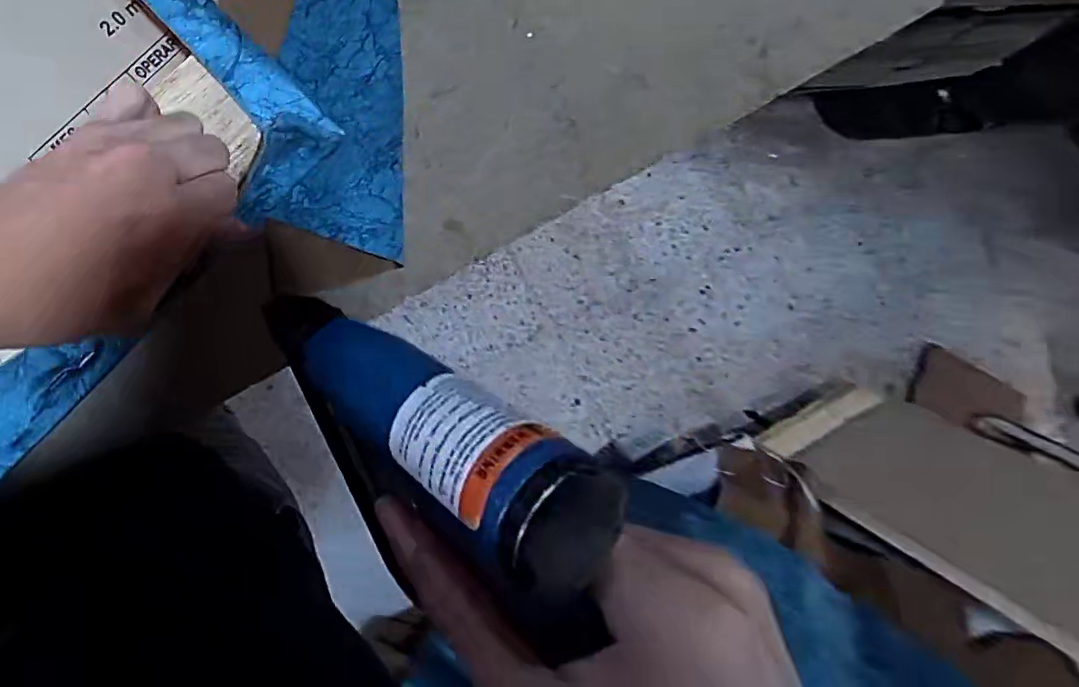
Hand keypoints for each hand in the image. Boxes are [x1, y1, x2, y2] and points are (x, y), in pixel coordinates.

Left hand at [0, 81, 243, 350]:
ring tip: (148, 180)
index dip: (214, 217)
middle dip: (204, 180)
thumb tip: (229, 230)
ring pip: (181, 122)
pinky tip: (123, 148)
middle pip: (213, 147)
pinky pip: (133, 98)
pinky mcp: (84, 127)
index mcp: (168, 211)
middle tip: (173, 210)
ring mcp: (115, 137)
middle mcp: (150, 161)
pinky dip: (141, 118)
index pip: (228, 190)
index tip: (190, 235)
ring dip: (178, 150)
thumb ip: (185, 260)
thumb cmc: (58, 303)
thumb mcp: (134, 305)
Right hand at [377, 498, 800, 686]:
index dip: (491, 522)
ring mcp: (743, 591)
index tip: (456, 540)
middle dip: (531, 551)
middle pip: (579, 523)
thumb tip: (390, 510)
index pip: (546, 512)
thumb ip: (454, 598)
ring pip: (614, 541)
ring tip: (545, 618)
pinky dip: (616, 586)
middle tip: (497, 589)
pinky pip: (658, 567)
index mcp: (671, 588)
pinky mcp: (751, 614)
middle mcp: (715, 570)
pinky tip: (595, 631)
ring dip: (570, 568)